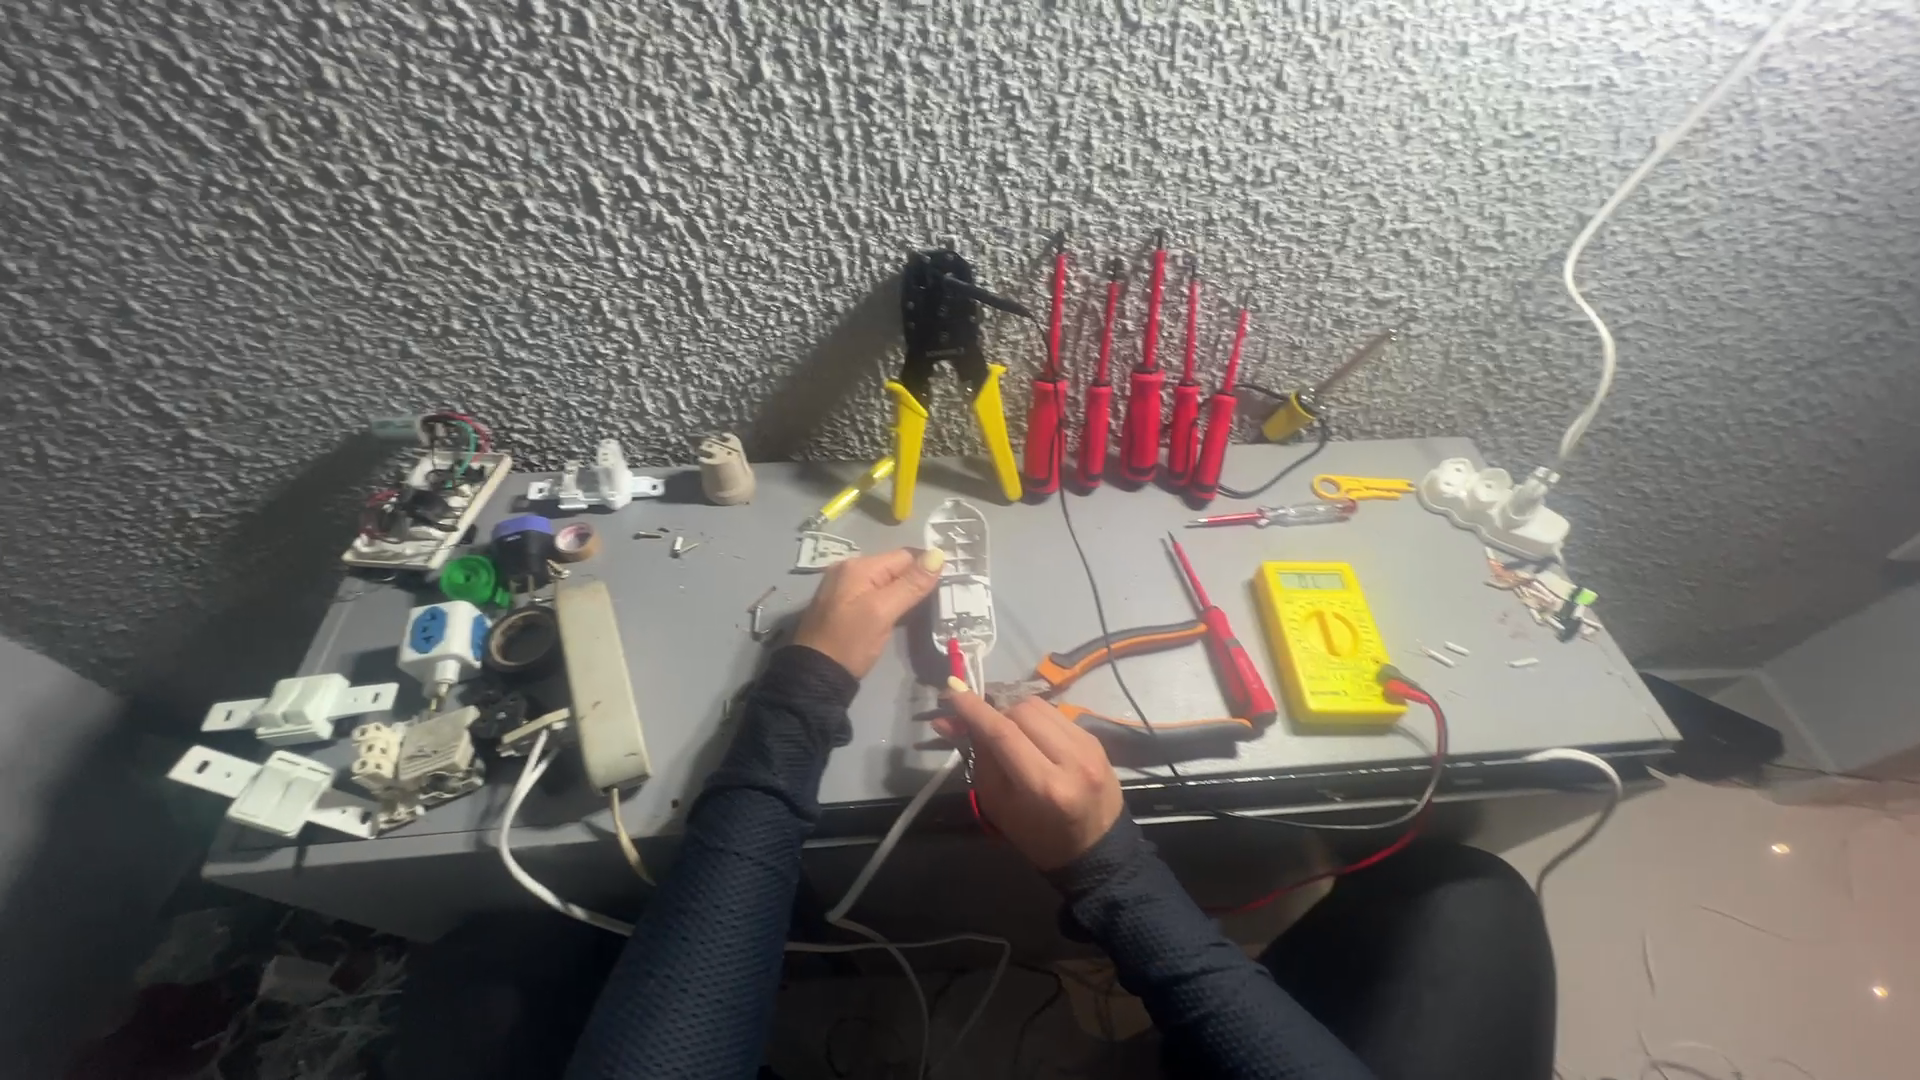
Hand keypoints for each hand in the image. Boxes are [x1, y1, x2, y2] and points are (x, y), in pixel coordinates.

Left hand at [792, 548, 945, 678]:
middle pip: (895, 567)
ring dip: (905, 592)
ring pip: (886, 581)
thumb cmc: (850, 642)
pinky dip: (890, 601)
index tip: (949, 586)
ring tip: (925, 609)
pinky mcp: (844, 604)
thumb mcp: (883, 612)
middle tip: (939, 601)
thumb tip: (938, 554)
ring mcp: (844, 587)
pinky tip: (901, 615)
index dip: (927, 568)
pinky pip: (875, 593)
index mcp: (858, 566)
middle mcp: (849, 569)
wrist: (815, 676)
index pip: (904, 556)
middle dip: (916, 580)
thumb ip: (911, 584)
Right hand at [935, 682, 1124, 870]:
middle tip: (983, 727)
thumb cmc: (1039, 837)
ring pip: (1039, 705)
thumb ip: (978, 758)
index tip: (952, 691)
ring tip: (1010, 732)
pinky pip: (1056, 713)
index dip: (974, 709)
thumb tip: (951, 720)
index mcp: (1044, 787)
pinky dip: (1037, 719)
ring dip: (1015, 712)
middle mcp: (1071, 760)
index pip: (1003, 734)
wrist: (1096, 849)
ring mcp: (1088, 746)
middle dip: (996, 714)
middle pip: (1021, 712)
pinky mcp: (1095, 738)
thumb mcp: (999, 806)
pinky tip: (1033, 736)